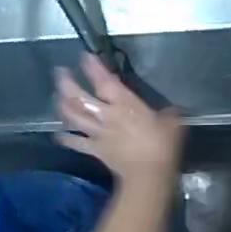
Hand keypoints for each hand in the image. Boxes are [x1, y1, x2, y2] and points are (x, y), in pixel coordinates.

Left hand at [55, 53, 183, 188]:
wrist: (148, 174)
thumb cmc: (161, 146)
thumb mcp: (171, 124)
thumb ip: (168, 115)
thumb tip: (172, 112)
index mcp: (125, 104)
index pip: (104, 81)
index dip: (93, 68)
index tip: (84, 56)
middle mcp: (107, 115)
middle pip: (80, 97)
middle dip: (68, 83)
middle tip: (60, 73)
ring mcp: (98, 133)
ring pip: (75, 117)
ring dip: (64, 107)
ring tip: (58, 98)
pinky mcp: (95, 150)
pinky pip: (78, 144)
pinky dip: (67, 140)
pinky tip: (60, 136)